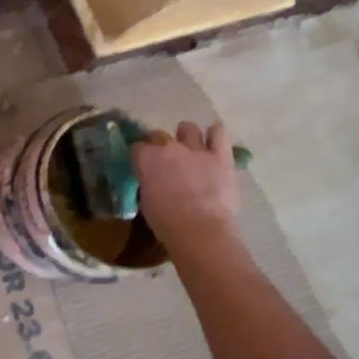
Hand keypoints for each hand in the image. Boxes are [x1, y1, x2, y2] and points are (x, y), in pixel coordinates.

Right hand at [132, 120, 239, 251]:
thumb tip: (152, 178)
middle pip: (159, 134)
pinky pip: (218, 133)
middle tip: (166, 162)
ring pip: (188, 128)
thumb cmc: (166, 221)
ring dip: (186, 137)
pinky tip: (212, 143)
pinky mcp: (221, 157)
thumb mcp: (145, 199)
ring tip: (190, 150)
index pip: (137, 146)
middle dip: (160, 146)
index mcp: (145, 157)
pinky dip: (214, 135)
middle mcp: (168, 146)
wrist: (200, 231)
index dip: (141, 156)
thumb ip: (147, 181)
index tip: (144, 167)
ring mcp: (196, 149)